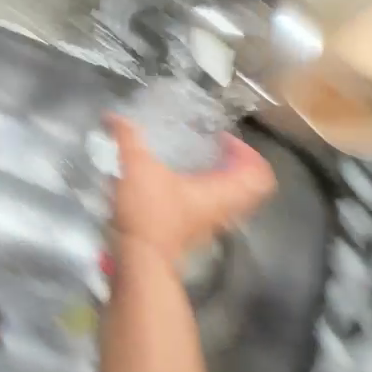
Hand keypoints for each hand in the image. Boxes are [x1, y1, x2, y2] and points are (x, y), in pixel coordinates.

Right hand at [107, 116, 274, 260]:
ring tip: (199, 163)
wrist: (141, 255)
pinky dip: (207, 192)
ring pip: (233, 199)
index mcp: (222, 191)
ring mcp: (212, 222)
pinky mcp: (195, 230)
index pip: (258, 172)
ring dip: (224, 179)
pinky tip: (179, 183)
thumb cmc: (149, 211)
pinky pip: (215, 207)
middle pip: (252, 187)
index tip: (221, 138)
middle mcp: (224, 208)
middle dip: (239, 165)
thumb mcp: (136, 166)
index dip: (247, 151)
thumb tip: (113, 116)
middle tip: (216, 149)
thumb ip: (127, 138)